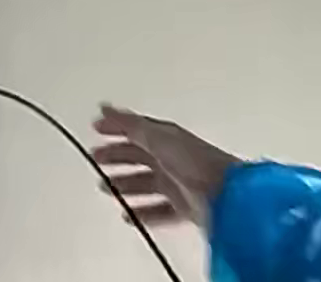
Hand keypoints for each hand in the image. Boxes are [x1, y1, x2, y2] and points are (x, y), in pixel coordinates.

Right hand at [91, 105, 240, 229]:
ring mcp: (177, 180)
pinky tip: (129, 213)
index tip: (97, 124)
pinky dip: (141, 210)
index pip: (135, 128)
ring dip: (124, 183)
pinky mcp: (183, 206)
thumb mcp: (157, 137)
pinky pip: (156, 208)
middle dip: (116, 154)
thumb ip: (130, 125)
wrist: (224, 195)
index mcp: (166, 135)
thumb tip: (106, 106)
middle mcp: (171, 155)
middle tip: (96, 156)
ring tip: (105, 186)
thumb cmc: (193, 161)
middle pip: (138, 153)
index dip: (115, 125)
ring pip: (144, 181)